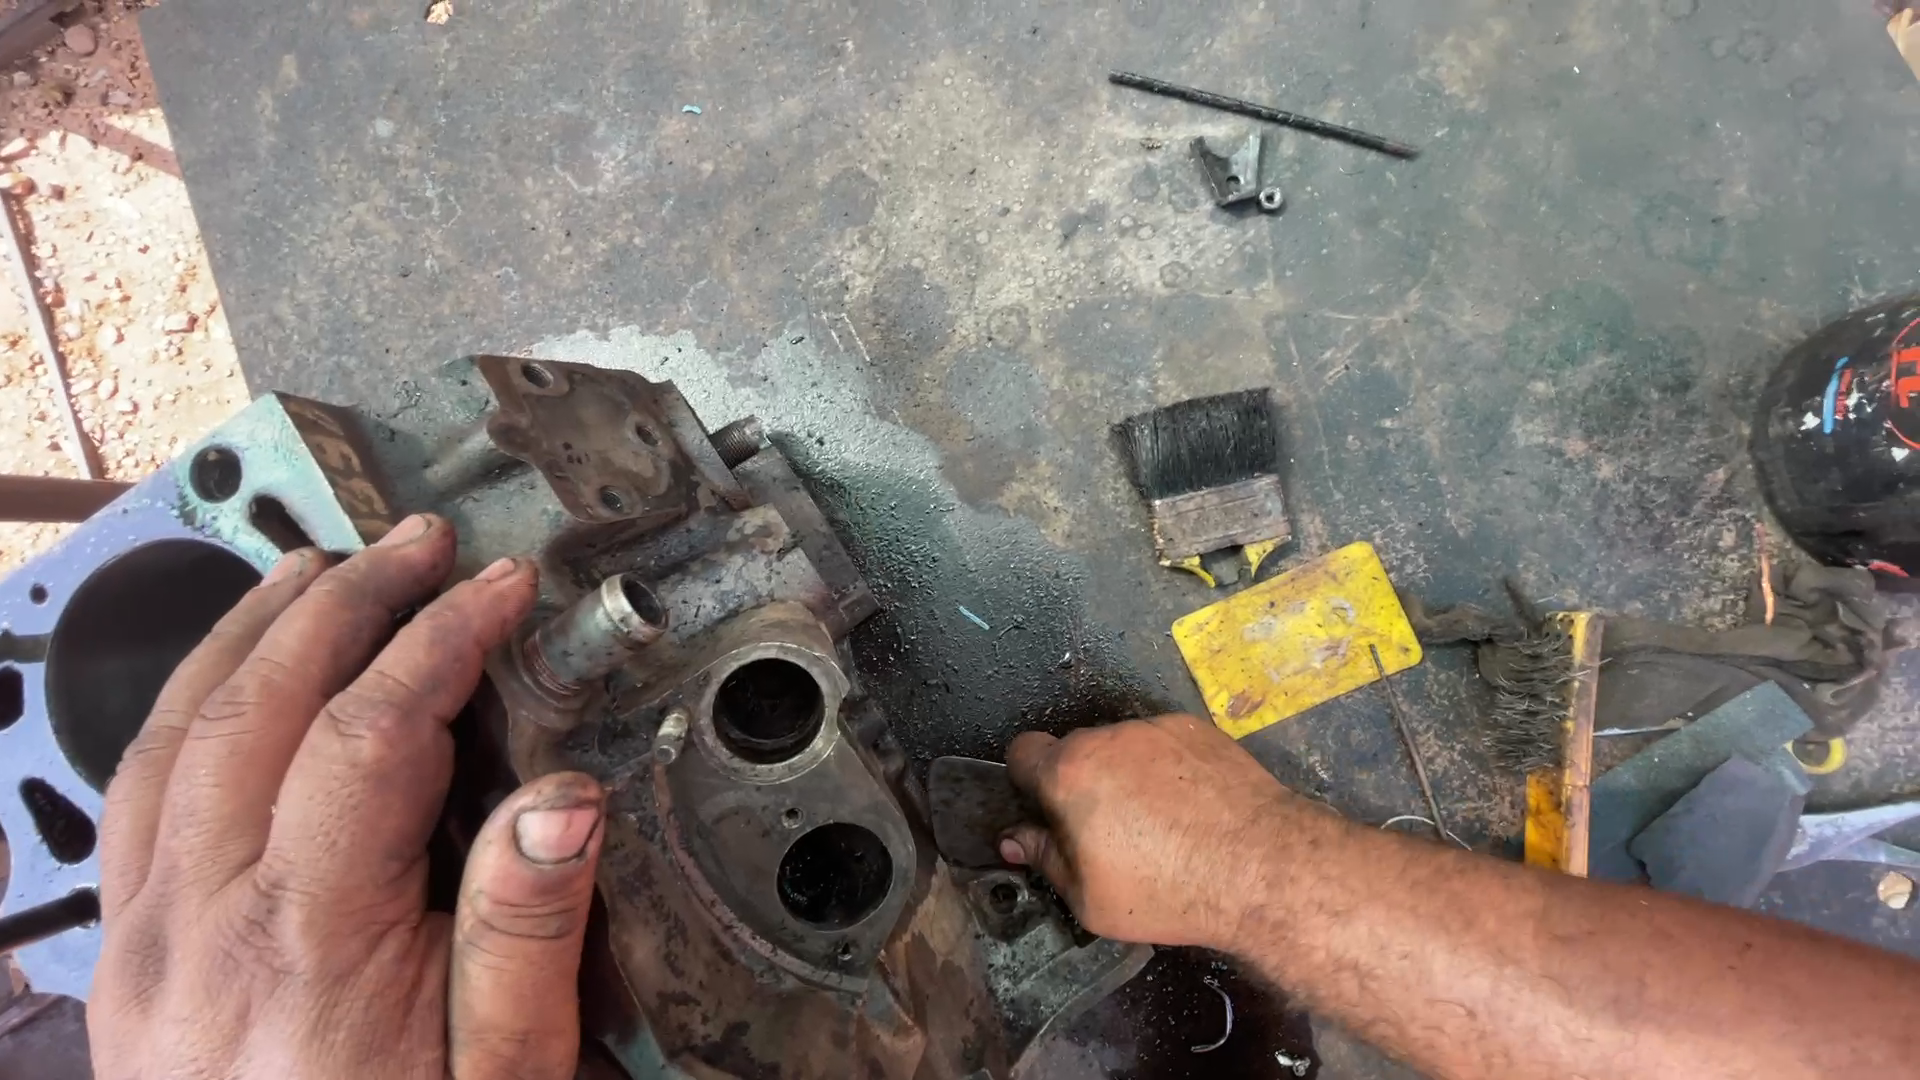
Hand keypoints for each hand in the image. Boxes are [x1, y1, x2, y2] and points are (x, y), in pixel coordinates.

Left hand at [89, 513, 605, 1079]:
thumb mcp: (508, 1062)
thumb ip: (528, 931)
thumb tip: (565, 798)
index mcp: (308, 937)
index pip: (368, 732)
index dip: (441, 637)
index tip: (503, 584)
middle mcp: (205, 919)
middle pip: (260, 708)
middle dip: (350, 601)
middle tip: (417, 542)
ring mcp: (148, 934)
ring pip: (176, 734)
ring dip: (256, 629)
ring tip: (318, 565)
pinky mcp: (138, 948)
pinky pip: (139, 788)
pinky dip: (188, 699)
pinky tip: (233, 670)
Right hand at [1000, 713, 1290, 948]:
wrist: (1261, 864)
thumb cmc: (1167, 889)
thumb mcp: (1089, 898)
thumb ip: (1043, 859)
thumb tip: (1012, 840)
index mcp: (1068, 774)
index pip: (1021, 751)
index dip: (1028, 779)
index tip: (1048, 808)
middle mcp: (1104, 738)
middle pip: (1074, 750)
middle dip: (1081, 781)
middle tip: (1108, 826)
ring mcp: (1151, 727)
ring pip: (1119, 746)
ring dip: (1124, 771)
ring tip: (1160, 818)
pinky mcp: (1192, 727)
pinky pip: (1161, 742)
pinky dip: (1166, 765)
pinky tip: (1192, 803)